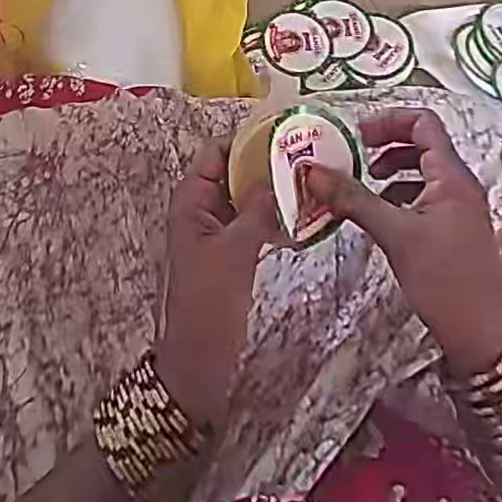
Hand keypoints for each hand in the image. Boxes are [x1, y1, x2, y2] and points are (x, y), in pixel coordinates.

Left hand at [156, 143, 280, 427]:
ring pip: (245, 196)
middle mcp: (203, 210)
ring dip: (272, 189)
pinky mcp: (232, 252)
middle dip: (265, 163)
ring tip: (310, 180)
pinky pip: (252, 221)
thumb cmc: (207, 306)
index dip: (246, 140)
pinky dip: (272, 214)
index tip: (284, 135)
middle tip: (307, 157)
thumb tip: (282, 174)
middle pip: (233, 171)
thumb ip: (257, 210)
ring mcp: (217, 232)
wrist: (196, 366)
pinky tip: (301, 215)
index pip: (216, 153)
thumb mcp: (233, 253)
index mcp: (191, 202)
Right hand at [299, 108, 501, 374]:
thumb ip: (353, 199)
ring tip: (365, 184)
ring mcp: (460, 205)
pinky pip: (425, 193)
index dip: (388, 121)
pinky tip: (382, 213)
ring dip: (392, 169)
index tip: (356, 136)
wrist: (482, 335)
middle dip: (385, 144)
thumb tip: (313, 172)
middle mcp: (459, 183)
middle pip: (422, 142)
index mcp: (451, 175)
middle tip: (355, 156)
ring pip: (422, 169)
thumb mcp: (394, 235)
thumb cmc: (442, 279)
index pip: (423, 123)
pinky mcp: (455, 226)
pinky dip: (400, 192)